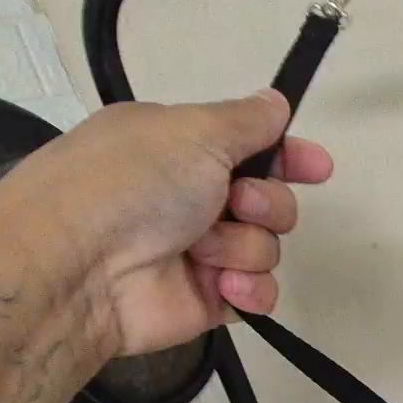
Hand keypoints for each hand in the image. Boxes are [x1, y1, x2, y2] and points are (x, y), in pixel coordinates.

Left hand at [0, 89, 333, 356]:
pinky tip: (223, 287)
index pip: (254, 151)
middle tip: (234, 204)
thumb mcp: (191, 131)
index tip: (319, 167)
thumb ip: (246, 121)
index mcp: (184, 151)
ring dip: (244, 247)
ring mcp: (205, 254)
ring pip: (268, 249)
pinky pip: (261, 294)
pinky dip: (248, 290)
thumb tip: (277, 103)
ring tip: (203, 251)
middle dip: (265, 204)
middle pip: (272, 203)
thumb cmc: (132, 183)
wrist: (84, 267)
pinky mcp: (212, 300)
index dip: (290, 158)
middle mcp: (196, 200)